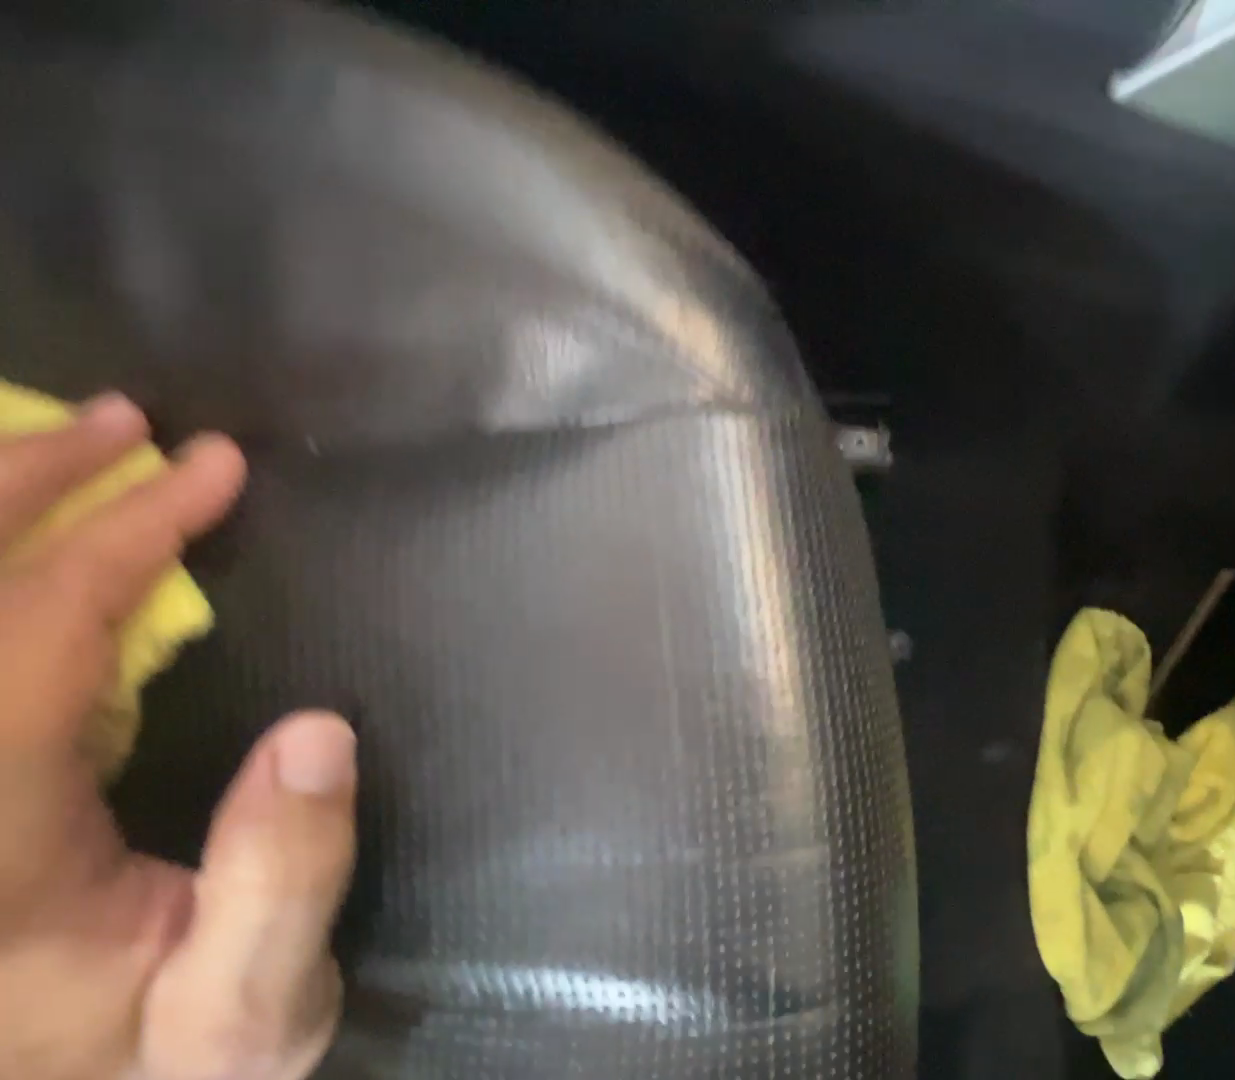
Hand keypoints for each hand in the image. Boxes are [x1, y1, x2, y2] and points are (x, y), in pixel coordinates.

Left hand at [0, 394, 355, 1079]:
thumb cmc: (170, 1070)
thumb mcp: (253, 1008)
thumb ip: (287, 881)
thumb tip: (320, 728)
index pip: (28, 641)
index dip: (119, 536)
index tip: (211, 467)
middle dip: (16, 492)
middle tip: (121, 423)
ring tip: (60, 452)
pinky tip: (11, 554)